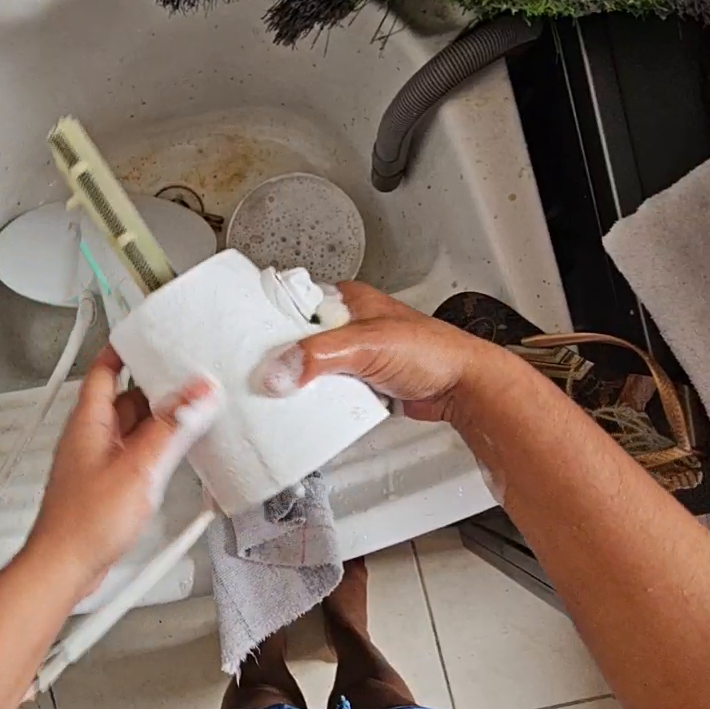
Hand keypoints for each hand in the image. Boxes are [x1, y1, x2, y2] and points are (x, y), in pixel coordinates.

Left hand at [24, 347, 219, 595]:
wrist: (65, 565)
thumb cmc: (84, 522)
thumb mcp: (138, 468)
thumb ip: (170, 430)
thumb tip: (197, 395)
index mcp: (88, 422)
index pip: (103, 370)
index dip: (123, 349)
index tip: (147, 335)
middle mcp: (90, 438)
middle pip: (125, 399)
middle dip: (156, 389)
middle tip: (187, 380)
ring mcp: (98, 462)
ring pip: (133, 429)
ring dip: (159, 423)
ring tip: (191, 416)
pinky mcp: (107, 485)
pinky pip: (134, 454)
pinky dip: (155, 449)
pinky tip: (176, 457)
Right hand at [254, 282, 505, 421]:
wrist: (462, 387)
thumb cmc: (432, 351)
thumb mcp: (367, 344)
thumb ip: (319, 355)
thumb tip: (278, 372)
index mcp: (346, 300)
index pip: (293, 304)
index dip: (268, 322)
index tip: (247, 343)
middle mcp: (347, 325)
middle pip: (297, 340)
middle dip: (280, 359)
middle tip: (260, 374)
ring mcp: (352, 355)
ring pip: (310, 367)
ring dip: (299, 382)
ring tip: (278, 392)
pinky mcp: (359, 381)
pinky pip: (327, 390)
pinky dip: (317, 400)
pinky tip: (307, 408)